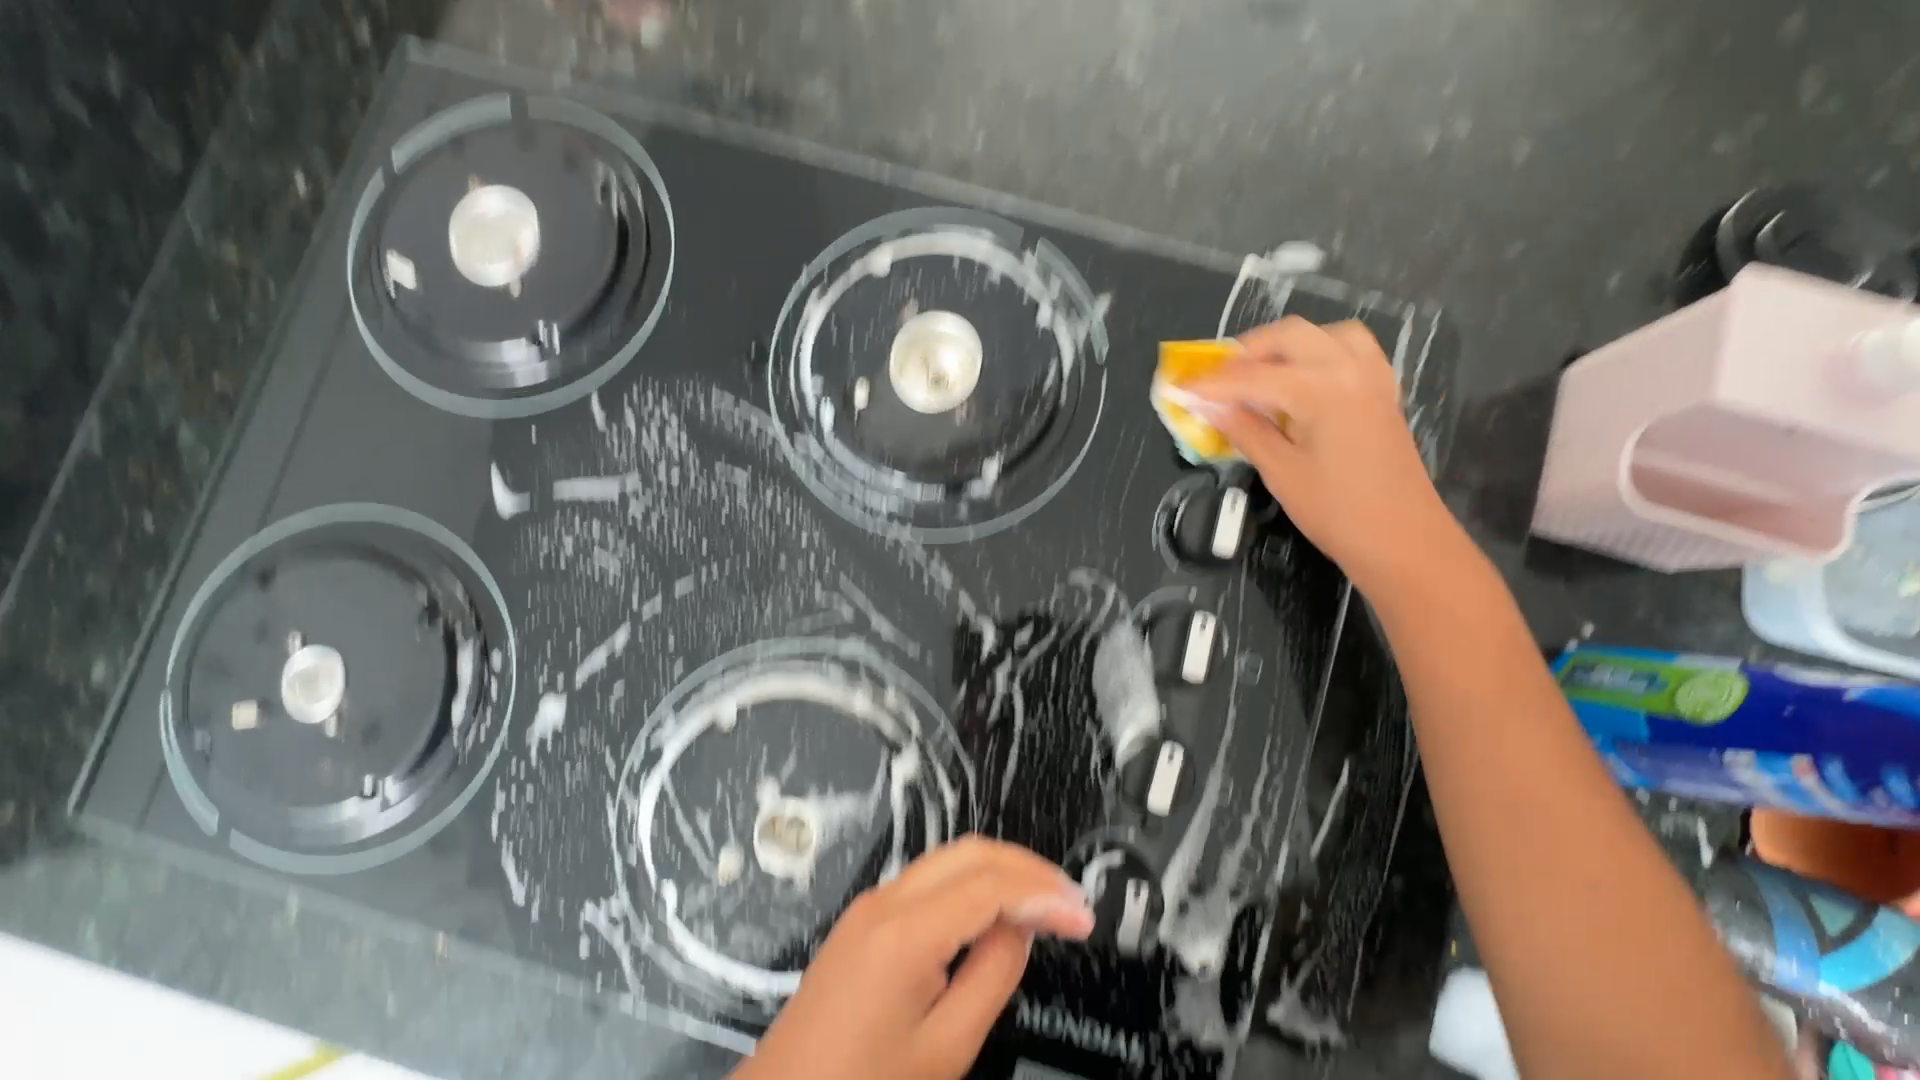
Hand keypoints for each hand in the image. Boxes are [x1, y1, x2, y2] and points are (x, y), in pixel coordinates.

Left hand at [731, 836, 1095, 1079]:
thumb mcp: (945, 1045)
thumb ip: (993, 976)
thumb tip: (1021, 929)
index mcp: (905, 932)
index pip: (991, 884)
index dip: (1045, 893)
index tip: (1082, 917)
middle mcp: (884, 902)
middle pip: (970, 852)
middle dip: (1027, 867)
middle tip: (1069, 901)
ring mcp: (870, 906)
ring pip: (949, 860)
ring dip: (1000, 872)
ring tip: (1043, 906)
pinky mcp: (864, 921)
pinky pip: (929, 882)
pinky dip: (972, 886)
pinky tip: (995, 914)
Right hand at [1185, 317, 1464, 592]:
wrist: (1403, 541)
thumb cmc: (1337, 512)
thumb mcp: (1280, 472)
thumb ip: (1244, 429)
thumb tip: (1209, 406)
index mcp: (1320, 389)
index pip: (1252, 376)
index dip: (1211, 384)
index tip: (1178, 388)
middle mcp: (1349, 369)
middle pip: (1289, 336)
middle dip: (1247, 353)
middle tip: (1217, 380)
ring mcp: (1372, 378)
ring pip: (1324, 335)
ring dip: (1287, 346)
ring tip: (1260, 375)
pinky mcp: (1383, 393)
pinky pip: (1351, 352)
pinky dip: (1320, 355)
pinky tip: (1303, 383)